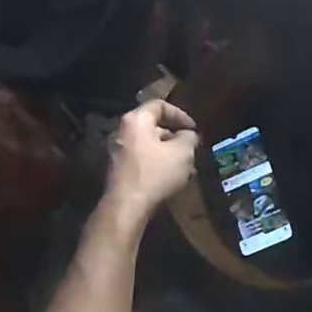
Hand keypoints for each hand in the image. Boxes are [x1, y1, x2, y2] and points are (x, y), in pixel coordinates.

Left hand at [105, 100, 198, 221]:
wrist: (127, 206)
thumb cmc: (156, 174)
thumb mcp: (183, 153)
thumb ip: (189, 138)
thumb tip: (188, 135)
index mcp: (136, 121)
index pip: (159, 105)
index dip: (180, 114)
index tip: (193, 129)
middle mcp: (122, 132)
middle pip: (153, 126)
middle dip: (176, 136)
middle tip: (191, 148)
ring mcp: (118, 151)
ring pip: (149, 144)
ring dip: (169, 152)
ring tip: (186, 166)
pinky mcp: (119, 169)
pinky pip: (142, 159)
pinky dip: (158, 163)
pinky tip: (171, 178)